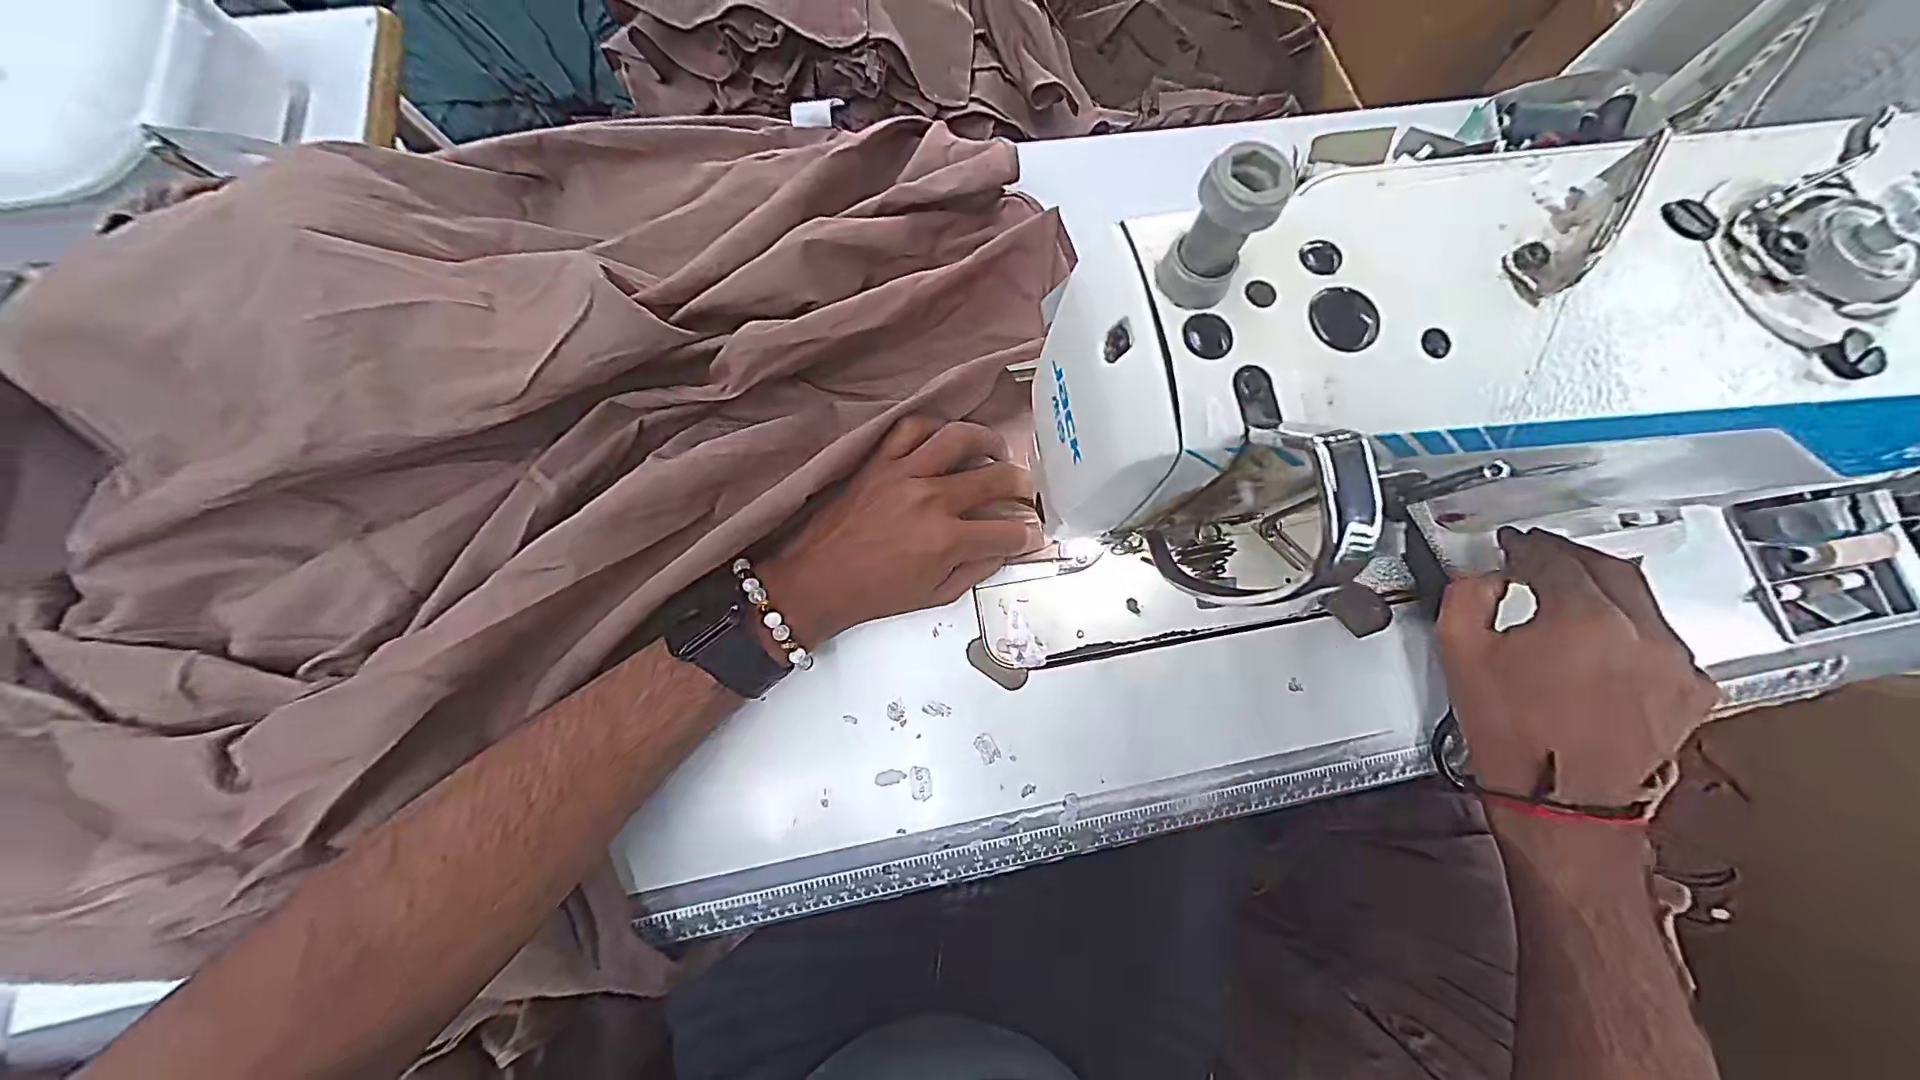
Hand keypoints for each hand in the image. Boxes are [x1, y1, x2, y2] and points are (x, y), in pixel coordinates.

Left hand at [754, 417, 1042, 650]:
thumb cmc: (873, 592)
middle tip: (1024, 491)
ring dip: (987, 441)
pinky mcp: (879, 463)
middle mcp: (930, 500)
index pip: (1007, 530)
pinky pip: (911, 429)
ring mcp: (904, 475)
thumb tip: (1003, 548)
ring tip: (995, 451)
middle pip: (996, 478)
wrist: (818, 581)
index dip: (1026, 534)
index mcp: (946, 540)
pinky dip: (933, 429)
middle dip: (1022, 486)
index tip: (1028, 533)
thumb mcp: (935, 595)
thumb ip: (976, 569)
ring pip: (959, 438)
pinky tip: (943, 441)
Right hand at [1437, 527, 1718, 808]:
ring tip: (1567, 592)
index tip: (1513, 544)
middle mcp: (1641, 633)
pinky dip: (1629, 626)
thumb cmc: (1511, 732)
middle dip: (1568, 555)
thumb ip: (1466, 596)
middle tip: (1539, 554)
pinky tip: (1601, 638)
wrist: (1560, 798)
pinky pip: (1661, 638)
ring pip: (1641, 600)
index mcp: (1582, 618)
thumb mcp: (1459, 652)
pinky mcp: (1691, 689)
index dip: (1525, 546)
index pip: (1553, 558)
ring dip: (1602, 586)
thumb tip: (1485, 578)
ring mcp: (1674, 662)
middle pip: (1608, 567)